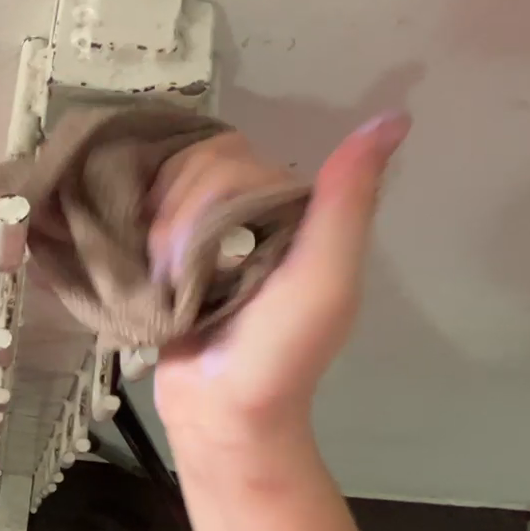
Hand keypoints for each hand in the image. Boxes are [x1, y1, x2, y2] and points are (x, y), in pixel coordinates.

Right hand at [149, 112, 410, 452]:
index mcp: (287, 211)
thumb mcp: (324, 278)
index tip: (213, 249)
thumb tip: (394, 118)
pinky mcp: (164, 262)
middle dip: (179, 223)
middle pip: (189, 172)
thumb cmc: (278, 352)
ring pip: (161, 195)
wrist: (220, 412)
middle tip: (185, 274)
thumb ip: (346, 201)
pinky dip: (135, 240)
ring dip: (156, 238)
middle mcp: (244, 215)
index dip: (207, 195)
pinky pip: (139, 220)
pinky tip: (145, 268)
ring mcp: (200, 238)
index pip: (228, 158)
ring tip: (167, 282)